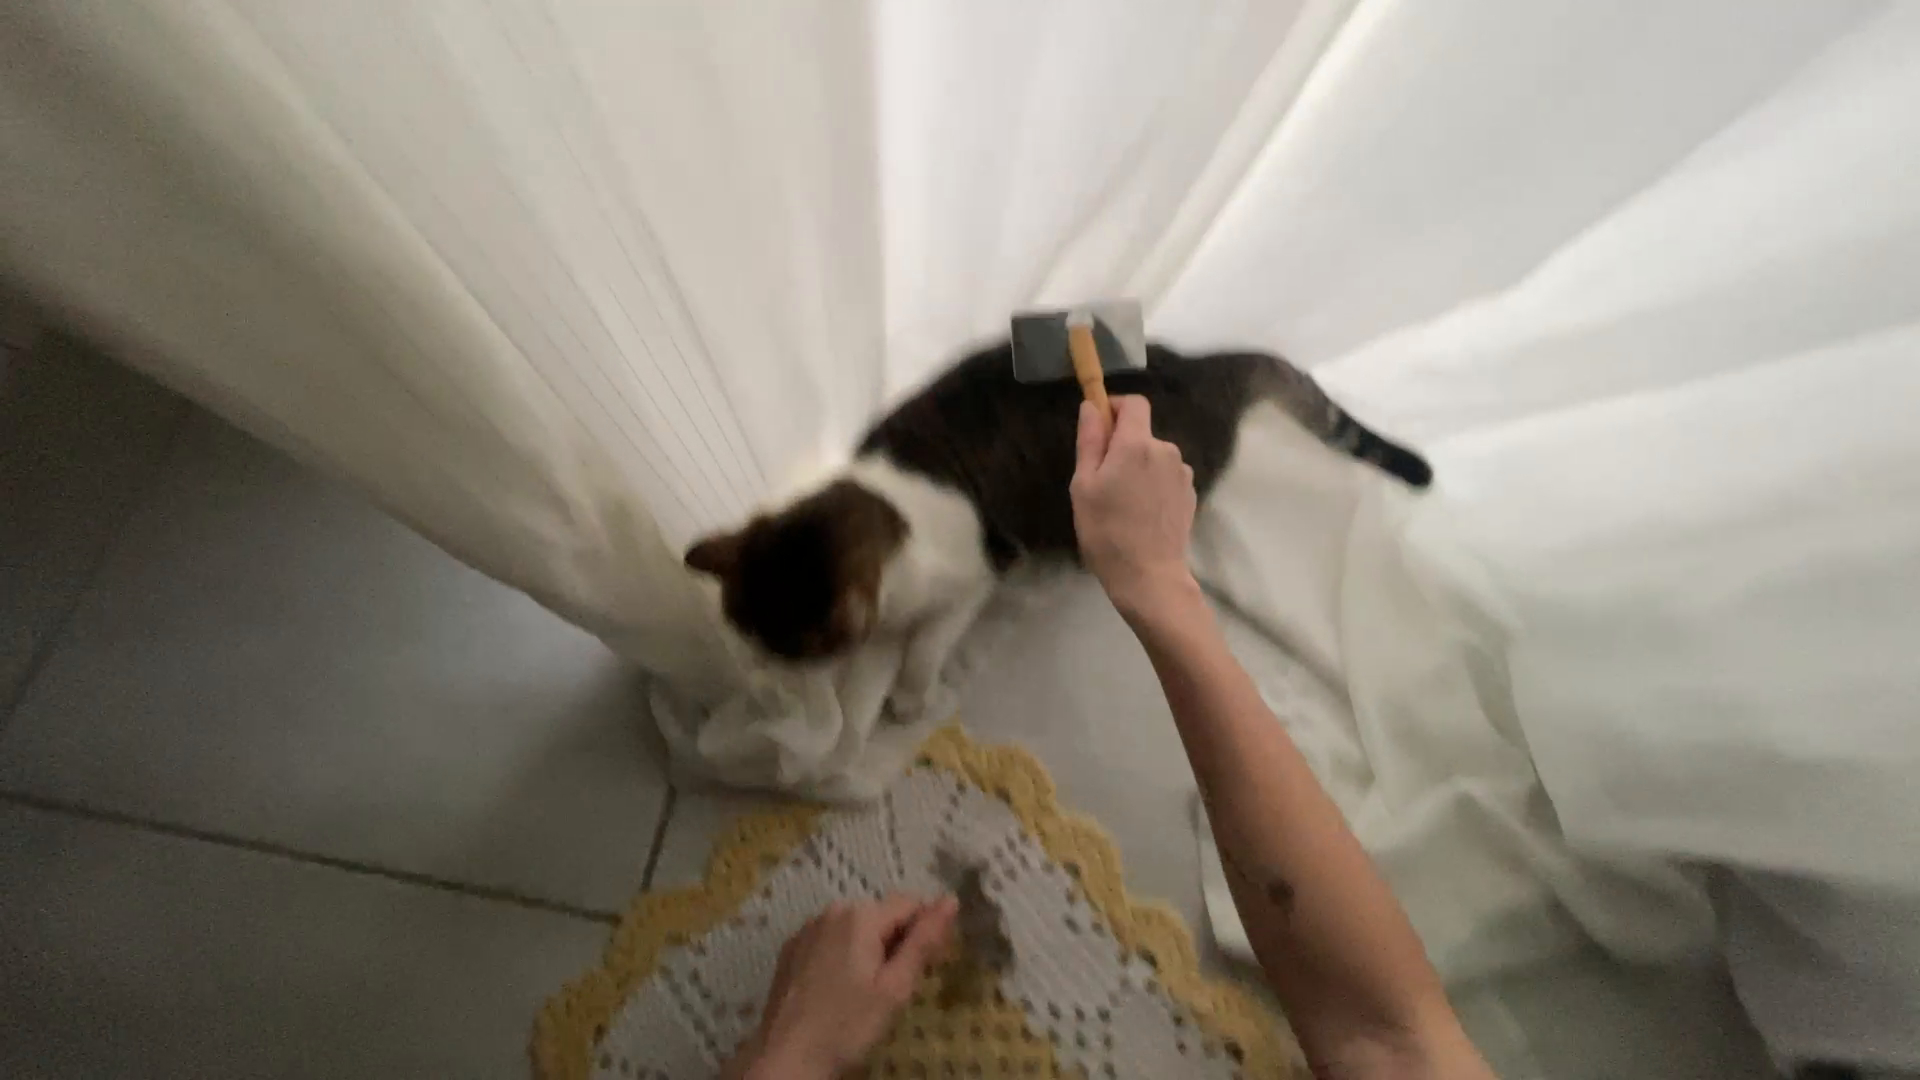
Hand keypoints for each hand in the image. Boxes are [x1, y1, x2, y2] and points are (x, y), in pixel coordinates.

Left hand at [726, 894, 958, 1079]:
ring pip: (855, 927)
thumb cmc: (847, 1027)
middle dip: (895, 942)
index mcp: (862, 914)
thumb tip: (950, 899)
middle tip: (893, 989)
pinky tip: (837, 991)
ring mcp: (809, 927)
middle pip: (882, 915)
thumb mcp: (895, 989)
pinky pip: (830, 939)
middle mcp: (834, 909)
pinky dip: (842, 955)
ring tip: (864, 993)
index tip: (926, 967)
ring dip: (869, 948)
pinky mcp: (792, 948)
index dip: (925, 931)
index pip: (910, 903)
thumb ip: (924, 941)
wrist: (784, 1062)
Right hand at [1071, 396, 1201, 618]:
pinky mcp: (1190, 495)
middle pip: (1142, 433)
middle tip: (1100, 482)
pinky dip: (1152, 486)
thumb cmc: (1106, 531)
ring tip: (1121, 504)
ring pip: (1154, 457)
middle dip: (1121, 446)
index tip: (1098, 427)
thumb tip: (1091, 406)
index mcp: (1137, 444)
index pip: (1134, 403)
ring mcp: (1182, 474)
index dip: (1114, 407)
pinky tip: (1141, 515)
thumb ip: (1089, 441)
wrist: (1148, 576)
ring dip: (1138, 468)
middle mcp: (1166, 451)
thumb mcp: (1084, 486)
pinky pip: (1166, 477)